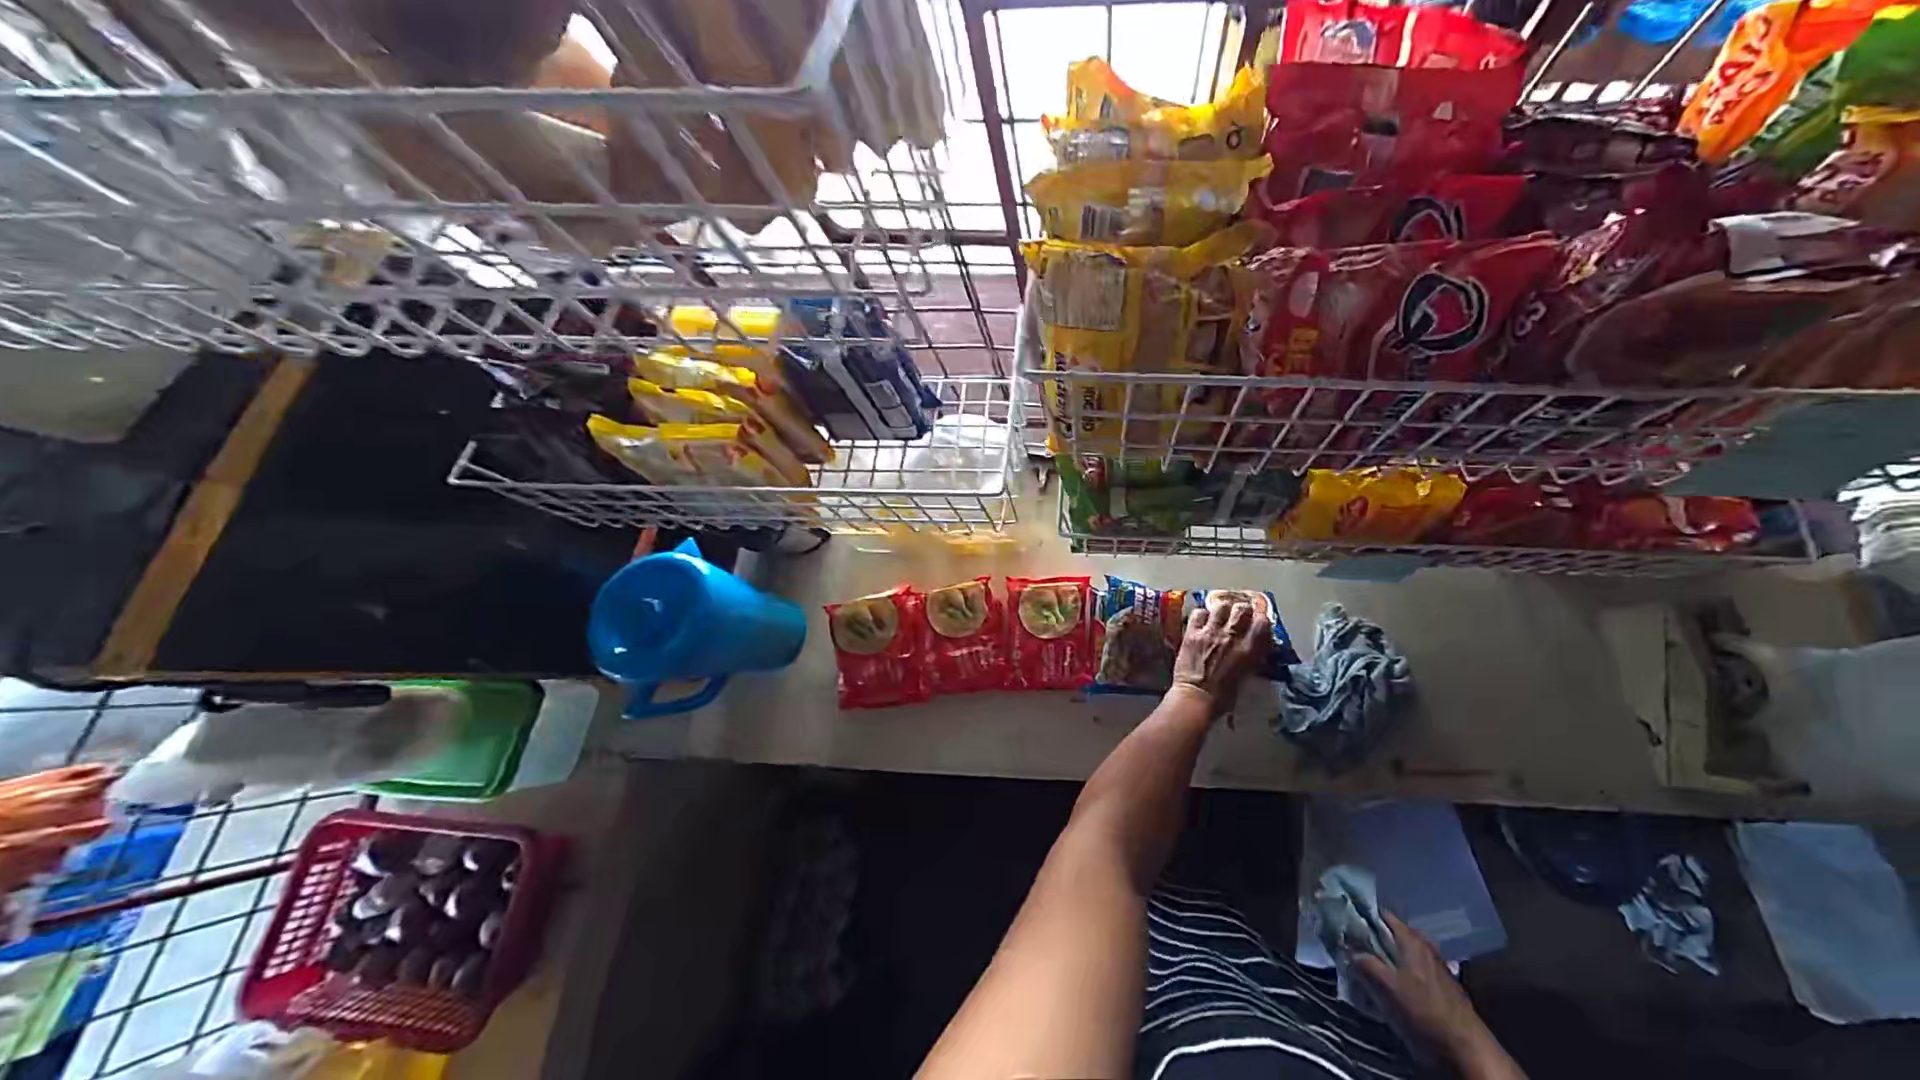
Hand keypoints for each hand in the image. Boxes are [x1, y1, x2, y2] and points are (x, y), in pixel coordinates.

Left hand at [1170, 596, 1269, 712]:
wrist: (1196, 698)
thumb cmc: (1224, 695)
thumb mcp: (1247, 674)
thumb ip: (1253, 656)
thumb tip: (1257, 644)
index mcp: (1249, 649)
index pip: (1263, 622)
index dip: (1261, 618)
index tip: (1258, 620)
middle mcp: (1231, 636)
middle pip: (1242, 609)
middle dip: (1242, 610)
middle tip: (1238, 616)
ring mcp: (1210, 632)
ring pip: (1221, 606)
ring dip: (1222, 610)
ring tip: (1220, 616)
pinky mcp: (1192, 633)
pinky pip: (1198, 613)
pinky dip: (1202, 615)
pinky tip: (1202, 622)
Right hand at [1355, 914, 1492, 1062]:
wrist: (1468, 1051)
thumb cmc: (1424, 1012)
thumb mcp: (1387, 987)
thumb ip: (1366, 963)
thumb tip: (1352, 951)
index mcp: (1413, 941)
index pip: (1384, 916)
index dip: (1363, 915)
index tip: (1345, 922)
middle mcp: (1426, 949)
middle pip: (1394, 935)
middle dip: (1374, 939)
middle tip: (1355, 948)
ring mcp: (1437, 969)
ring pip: (1404, 954)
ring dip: (1387, 958)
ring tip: (1370, 969)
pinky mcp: (1442, 989)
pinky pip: (1413, 971)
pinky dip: (1400, 973)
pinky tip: (1392, 988)